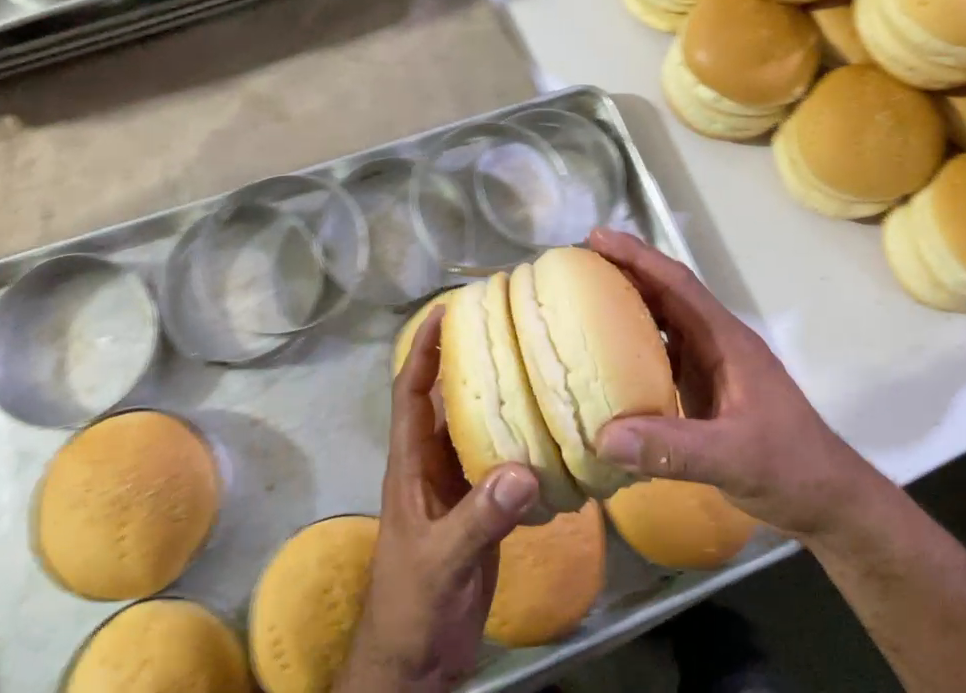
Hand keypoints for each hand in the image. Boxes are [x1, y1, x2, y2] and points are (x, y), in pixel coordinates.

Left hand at [337, 309, 539, 692]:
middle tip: (508, 327)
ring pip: (477, 431)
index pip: (411, 392)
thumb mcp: (443, 558)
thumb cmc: (413, 602)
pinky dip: (522, 447)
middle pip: (447, 402)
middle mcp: (432, 467)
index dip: (423, 349)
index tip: (446, 308)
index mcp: (410, 465)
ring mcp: (456, 490)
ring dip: (500, 401)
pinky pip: (501, 467)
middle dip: (469, 362)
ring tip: (537, 368)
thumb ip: (480, 516)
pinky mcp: (480, 513)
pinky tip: (554, 437)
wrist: (416, 659)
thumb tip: (524, 468)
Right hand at [588, 227, 866, 539]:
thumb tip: (602, 436)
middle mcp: (716, 345)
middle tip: (573, 266)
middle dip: (623, 274)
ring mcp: (711, 369)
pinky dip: (630, 352)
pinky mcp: (704, 393)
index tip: (597, 238)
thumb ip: (672, 449)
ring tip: (577, 303)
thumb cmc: (790, 466)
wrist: (825, 500)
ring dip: (625, 309)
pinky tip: (602, 364)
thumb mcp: (732, 458)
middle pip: (666, 296)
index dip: (639, 257)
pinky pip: (660, 359)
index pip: (679, 285)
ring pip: (663, 325)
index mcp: (727, 341)